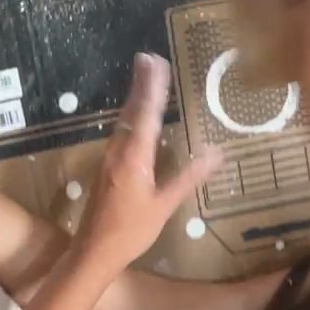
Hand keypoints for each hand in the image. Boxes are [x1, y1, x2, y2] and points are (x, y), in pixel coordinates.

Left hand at [72, 53, 223, 272]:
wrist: (93, 251)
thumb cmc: (130, 232)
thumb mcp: (164, 206)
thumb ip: (188, 177)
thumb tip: (216, 152)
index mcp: (134, 158)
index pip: (146, 115)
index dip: (153, 88)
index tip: (158, 63)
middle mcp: (118, 152)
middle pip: (130, 112)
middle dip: (141, 85)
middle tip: (148, 58)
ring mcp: (108, 160)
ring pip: (123, 123)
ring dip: (134, 99)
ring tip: (145, 77)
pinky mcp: (106, 169)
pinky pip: (120, 135)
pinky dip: (130, 118)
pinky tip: (135, 117)